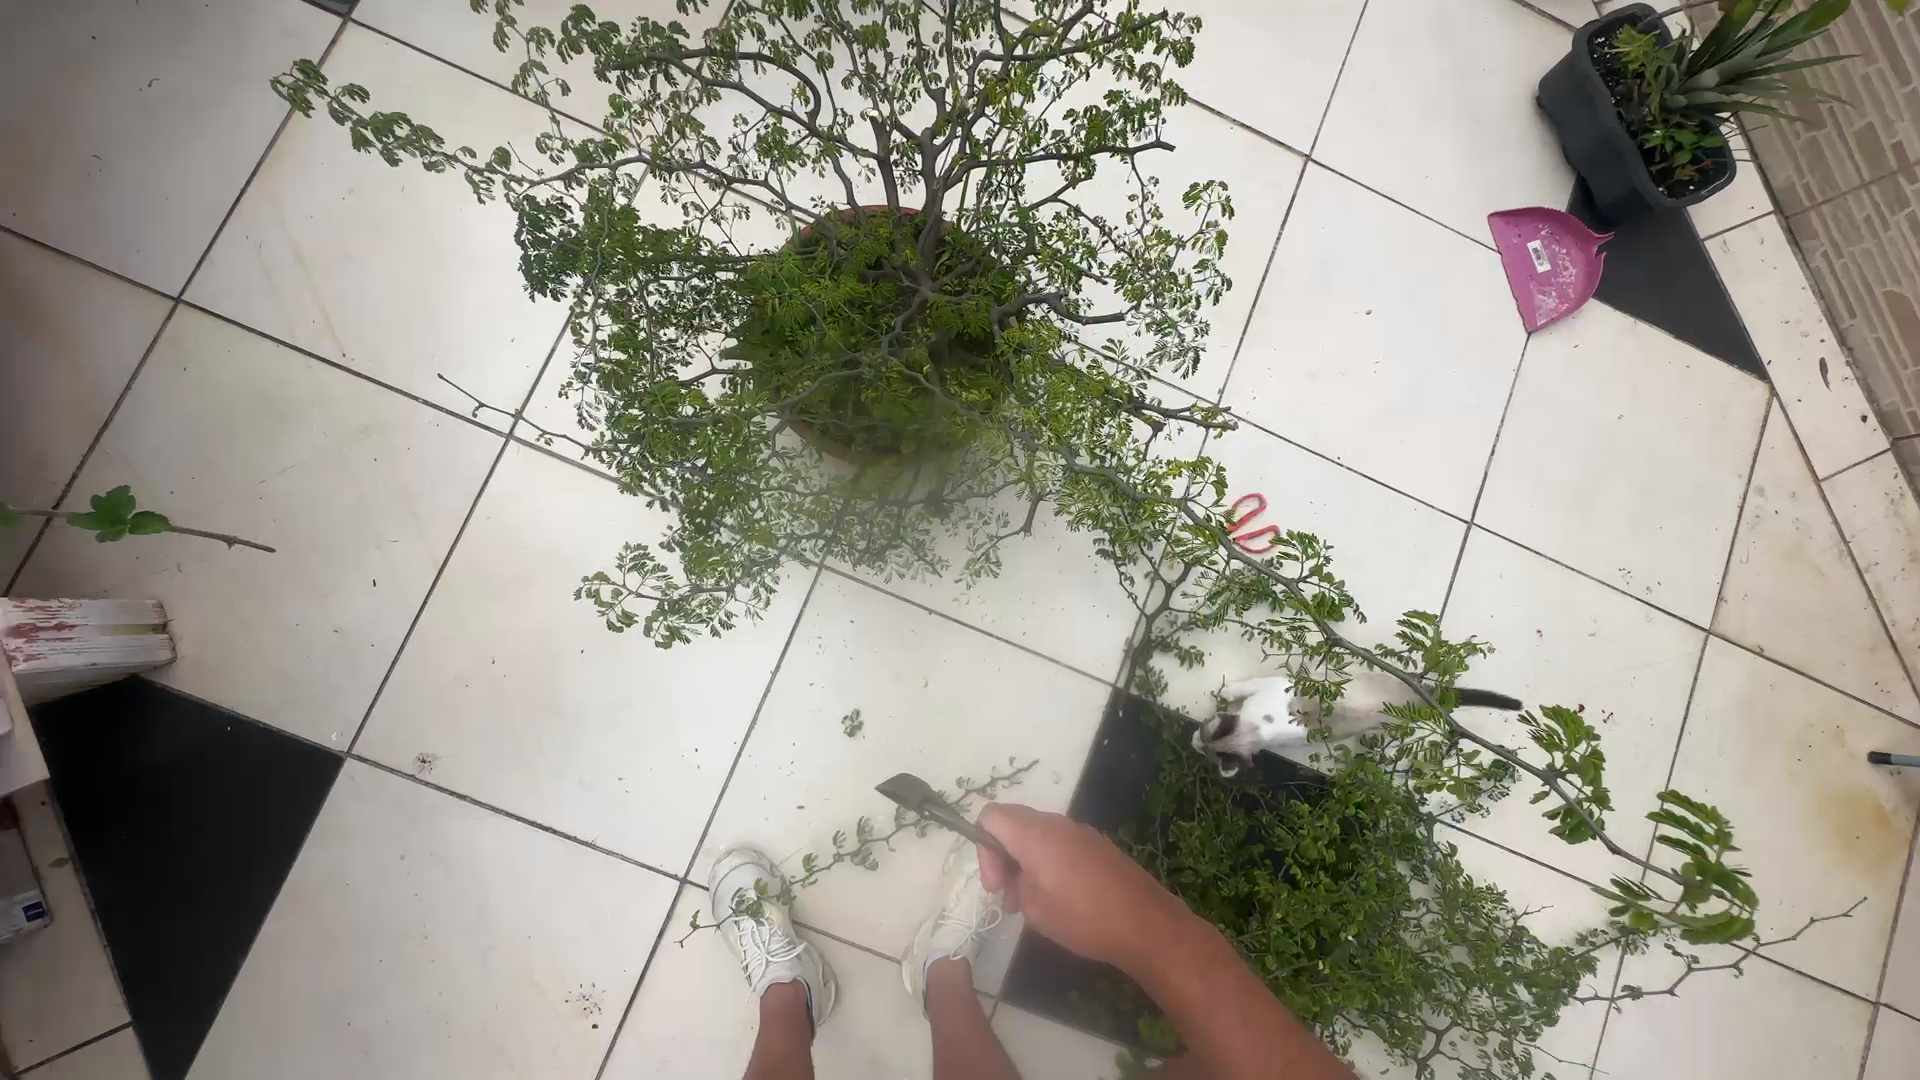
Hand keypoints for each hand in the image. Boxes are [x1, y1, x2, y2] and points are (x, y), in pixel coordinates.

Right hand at [976, 802, 1195, 971]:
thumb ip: (1014, 883)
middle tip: (1009, 895)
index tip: (997, 883)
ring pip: (1036, 834)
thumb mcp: (1034, 909)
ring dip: (1025, 861)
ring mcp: (1078, 831)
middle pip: (1012, 822)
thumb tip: (1017, 876)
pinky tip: (1060, 897)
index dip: (983, 848)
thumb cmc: (1083, 917)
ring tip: (1032, 903)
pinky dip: (1048, 861)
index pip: (990, 816)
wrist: (1145, 923)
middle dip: (1002, 856)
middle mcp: (1054, 823)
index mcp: (1033, 834)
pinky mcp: (1096, 844)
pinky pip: (1059, 842)